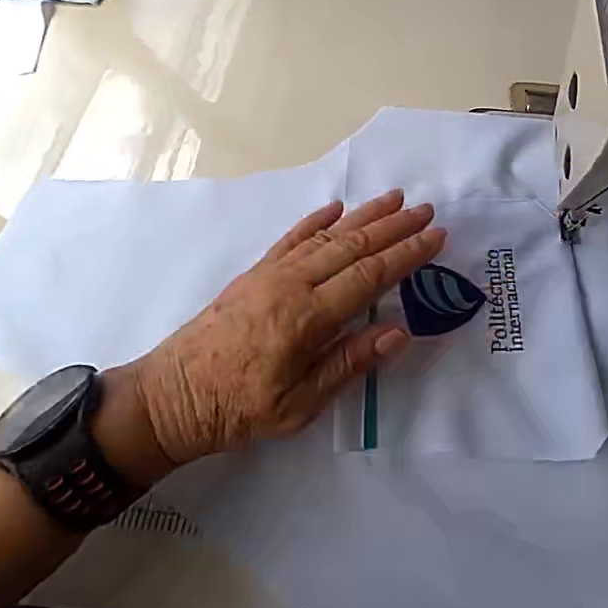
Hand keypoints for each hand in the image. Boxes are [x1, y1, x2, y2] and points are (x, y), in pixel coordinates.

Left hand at [91, 190, 443, 486]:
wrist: (173, 394)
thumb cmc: (238, 408)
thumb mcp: (300, 404)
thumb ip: (348, 364)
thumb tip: (397, 332)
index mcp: (307, 317)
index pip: (369, 276)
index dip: (405, 255)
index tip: (435, 237)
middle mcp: (290, 284)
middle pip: (351, 247)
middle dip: (392, 227)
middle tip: (426, 209)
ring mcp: (268, 274)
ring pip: (324, 237)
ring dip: (362, 217)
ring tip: (393, 199)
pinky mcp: (252, 274)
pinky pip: (289, 240)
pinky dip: (313, 222)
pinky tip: (334, 209)